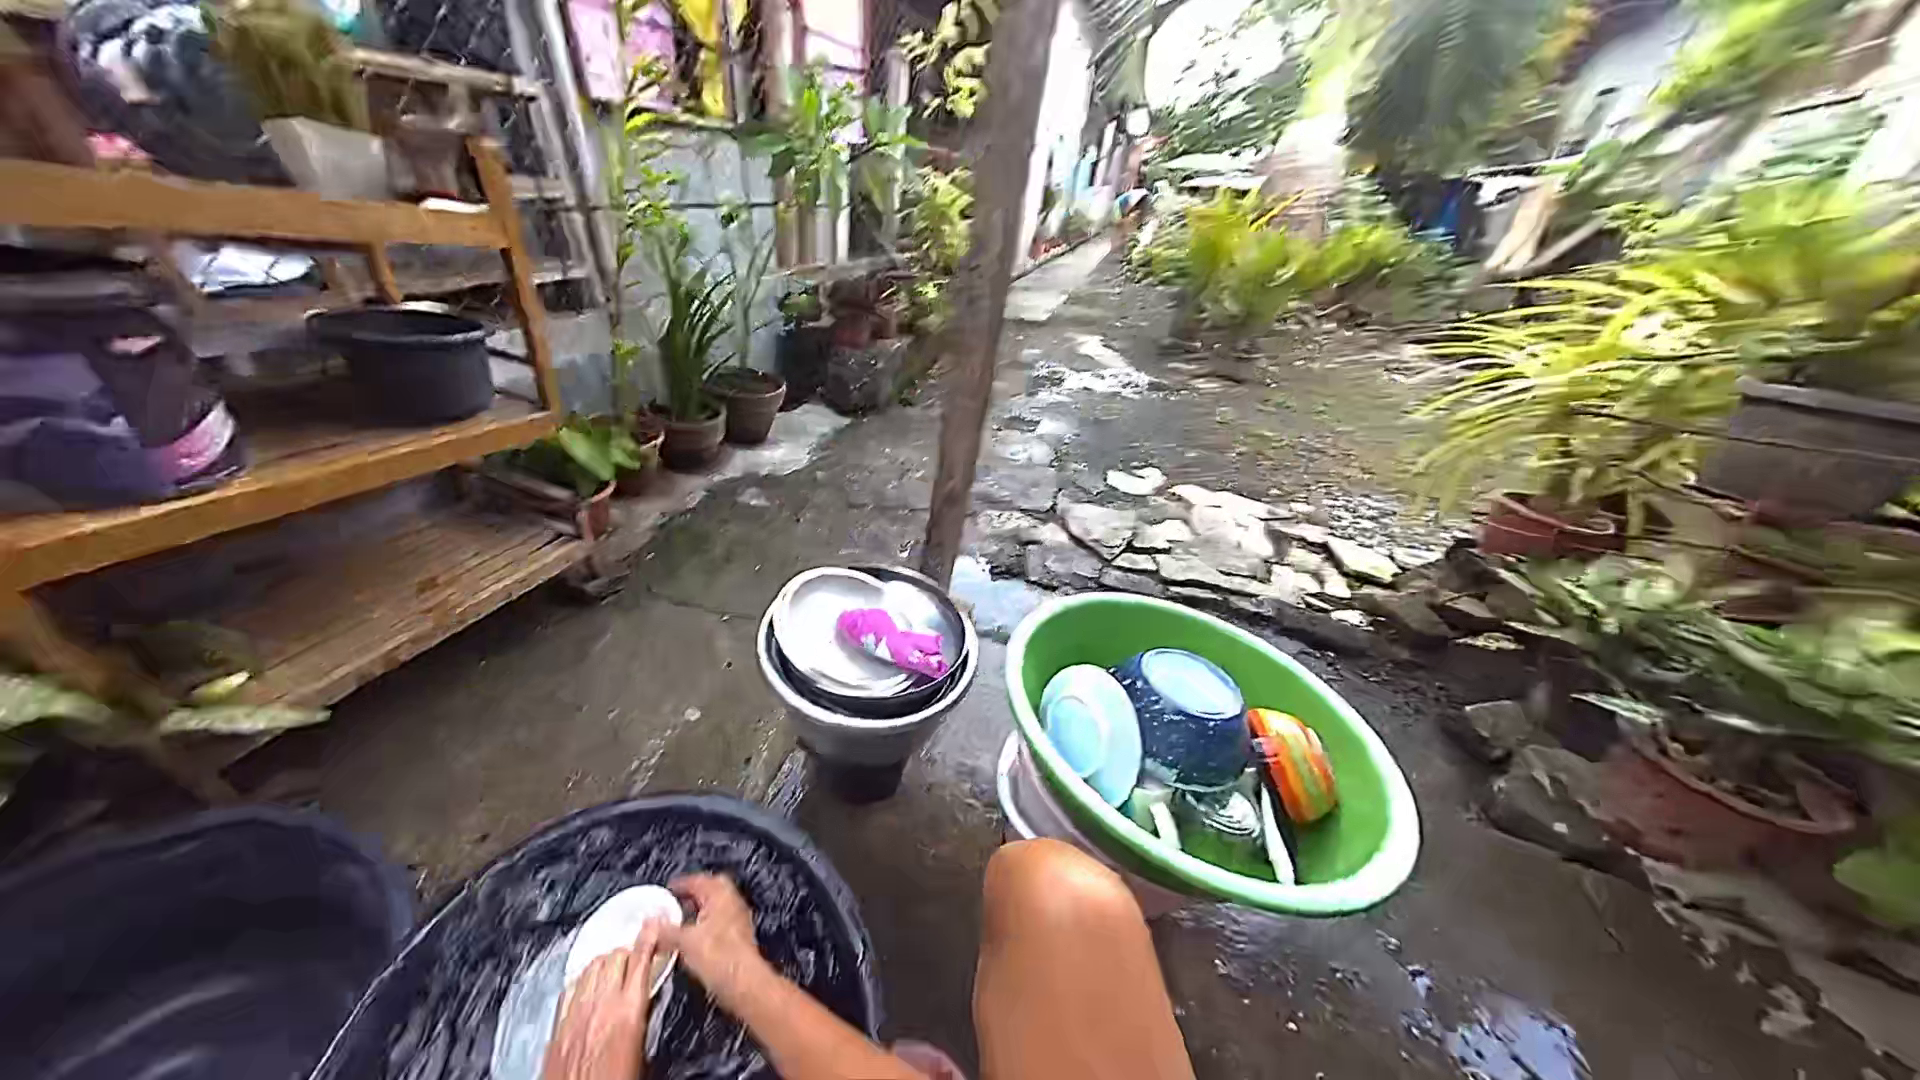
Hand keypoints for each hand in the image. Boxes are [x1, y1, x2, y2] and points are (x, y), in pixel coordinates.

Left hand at [540, 920, 664, 1079]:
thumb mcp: (641, 1044)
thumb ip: (642, 1010)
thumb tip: (644, 993)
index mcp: (629, 1009)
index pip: (641, 958)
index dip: (649, 936)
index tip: (654, 923)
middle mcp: (601, 1005)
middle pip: (615, 956)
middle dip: (627, 952)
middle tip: (634, 958)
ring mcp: (576, 1013)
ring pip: (592, 966)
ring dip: (605, 963)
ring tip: (612, 969)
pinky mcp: (557, 1026)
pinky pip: (571, 987)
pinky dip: (582, 980)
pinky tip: (587, 985)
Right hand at [661, 873, 768, 1002]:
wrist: (743, 982)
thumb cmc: (720, 957)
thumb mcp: (685, 942)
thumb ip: (666, 931)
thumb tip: (651, 924)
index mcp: (722, 896)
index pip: (701, 880)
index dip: (683, 883)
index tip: (669, 888)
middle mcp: (732, 903)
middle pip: (710, 890)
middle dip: (692, 895)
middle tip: (674, 902)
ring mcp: (737, 920)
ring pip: (714, 907)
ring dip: (697, 911)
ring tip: (678, 922)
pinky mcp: (737, 937)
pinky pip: (717, 923)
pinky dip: (703, 925)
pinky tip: (691, 940)